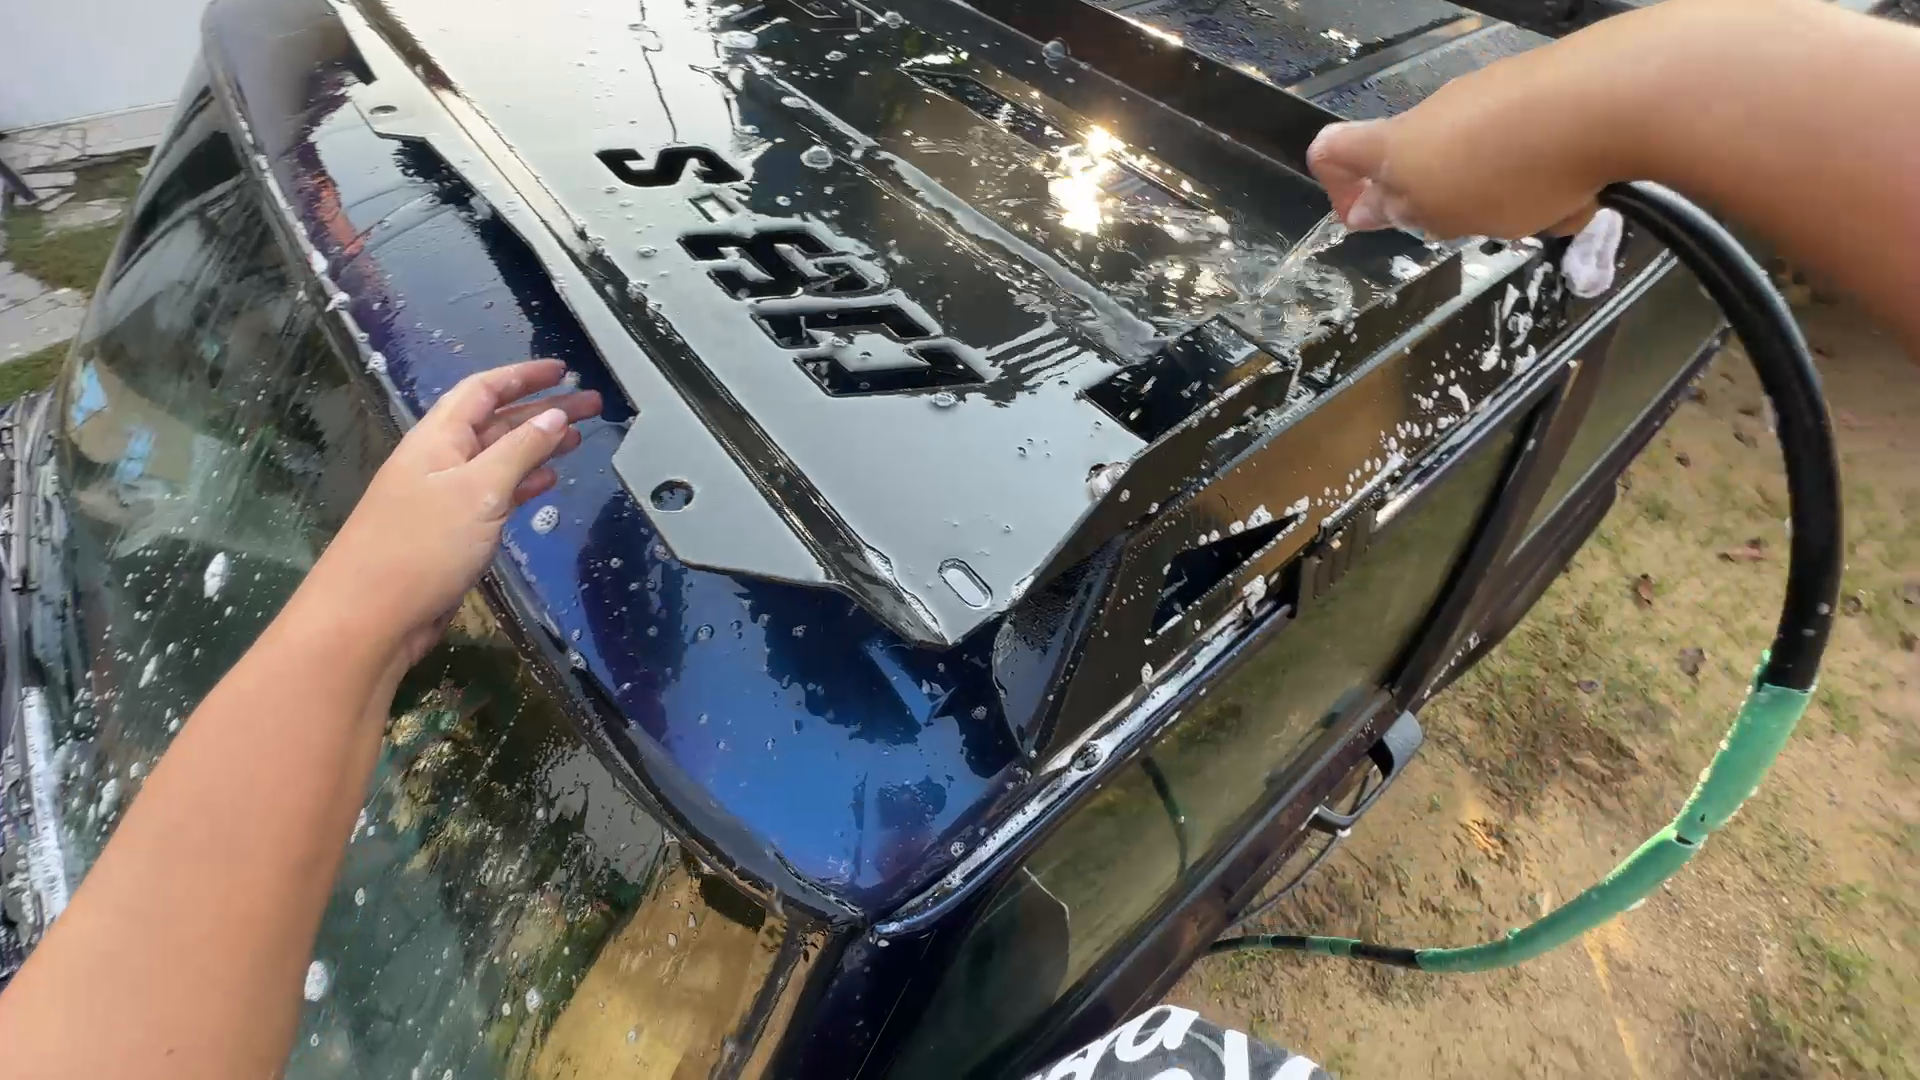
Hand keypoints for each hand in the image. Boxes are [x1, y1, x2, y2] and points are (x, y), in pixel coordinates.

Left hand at [304, 360, 601, 663]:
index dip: (523, 376)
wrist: (372, 615)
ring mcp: (448, 494)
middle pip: (497, 422)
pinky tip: (549, 480)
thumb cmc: (421, 546)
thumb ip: (520, 451)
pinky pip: (498, 491)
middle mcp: (442, 460)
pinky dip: (526, 481)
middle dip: (543, 409)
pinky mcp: (457, 528)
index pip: (483, 391)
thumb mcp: (478, 491)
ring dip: (539, 445)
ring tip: (579, 438)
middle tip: (590, 405)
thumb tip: (555, 417)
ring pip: (501, 457)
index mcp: (438, 440)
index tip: (563, 371)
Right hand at [1304, 0, 1695, 239]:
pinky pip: (1529, 133)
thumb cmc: (1511, 170)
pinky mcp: (1548, 80)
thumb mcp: (1441, 214)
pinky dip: (1544, 164)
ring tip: (1542, 211)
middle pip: (1416, 157)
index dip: (1334, 186)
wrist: (1624, 94)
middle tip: (1468, 224)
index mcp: (1395, 144)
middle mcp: (1436, 109)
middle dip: (1436, 196)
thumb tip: (1368, 209)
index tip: (1366, 215)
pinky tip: (1580, 187)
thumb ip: (1400, 212)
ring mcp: (1493, 89)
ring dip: (1498, 186)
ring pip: (1477, 150)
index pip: (1331, 151)